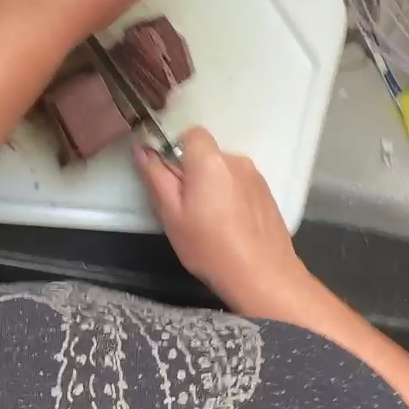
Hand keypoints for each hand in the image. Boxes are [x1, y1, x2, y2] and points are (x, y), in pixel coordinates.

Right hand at [134, 127, 313, 311]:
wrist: (262, 275)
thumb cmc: (208, 246)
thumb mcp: (171, 213)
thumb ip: (155, 176)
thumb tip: (141, 148)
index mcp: (210, 160)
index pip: (190, 133)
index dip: (176, 151)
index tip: (170, 180)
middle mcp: (236, 160)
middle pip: (207, 154)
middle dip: (193, 173)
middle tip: (186, 210)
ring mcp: (256, 177)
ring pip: (223, 172)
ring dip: (212, 187)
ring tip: (209, 223)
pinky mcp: (267, 194)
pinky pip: (239, 186)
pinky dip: (230, 199)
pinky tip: (229, 228)